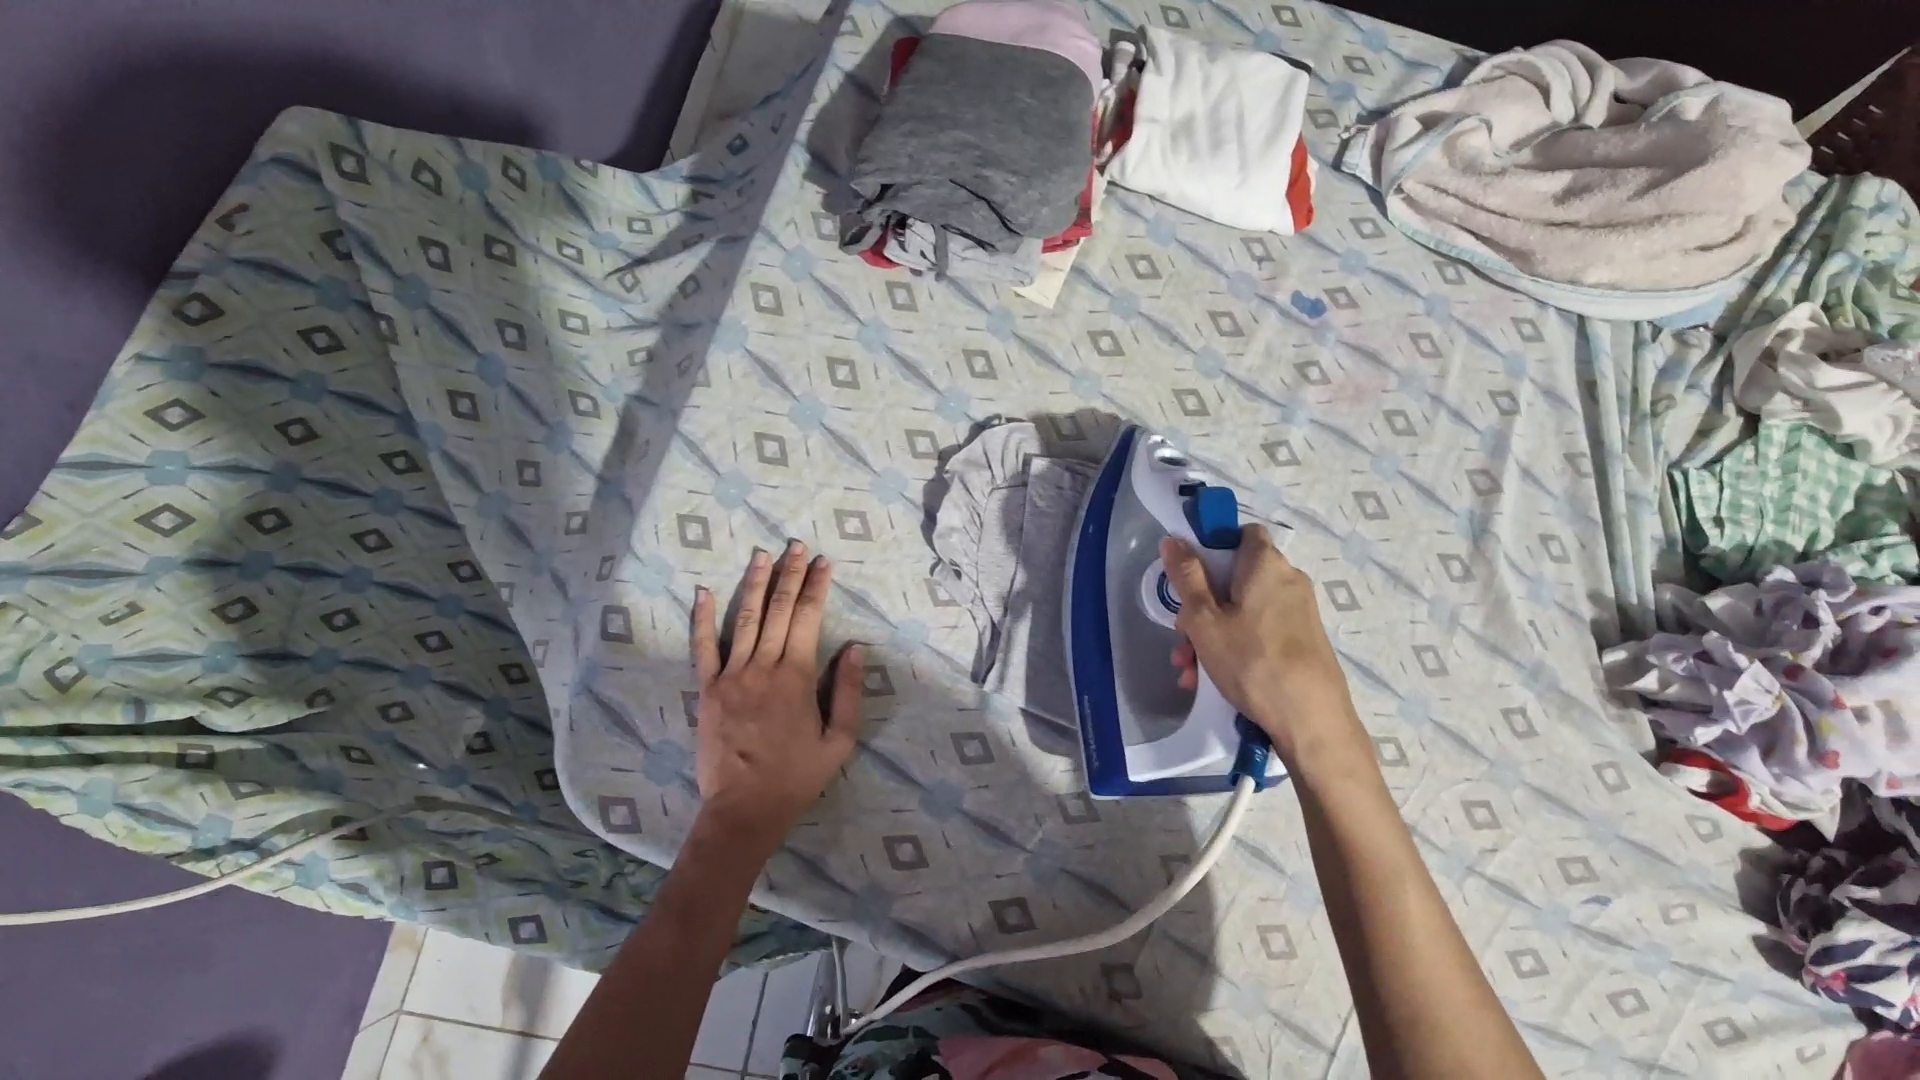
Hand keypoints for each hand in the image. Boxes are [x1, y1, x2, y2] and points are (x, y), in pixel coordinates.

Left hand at [690, 541, 864, 853]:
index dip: (817, 587)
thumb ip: (847, 691)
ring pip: (745, 619)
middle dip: (790, 574)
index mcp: (797, 677)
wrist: (745, 808)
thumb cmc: (797, 777)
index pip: (808, 618)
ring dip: (754, 584)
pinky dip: (702, 618)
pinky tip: (703, 592)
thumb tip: (854, 647)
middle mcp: (764, 667)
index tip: (824, 562)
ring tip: (762, 555)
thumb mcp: (839, 740)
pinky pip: (703, 648)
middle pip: (778, 609)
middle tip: (797, 546)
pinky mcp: (708, 690)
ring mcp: (732, 675)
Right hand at [1161, 525, 1363, 763]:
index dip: (1213, 545)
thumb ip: (1187, 578)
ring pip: (1243, 609)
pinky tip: (1213, 678)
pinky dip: (1236, 645)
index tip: (1188, 572)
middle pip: (1235, 577)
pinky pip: (1259, 630)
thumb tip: (1174, 540)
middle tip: (1181, 638)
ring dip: (1212, 633)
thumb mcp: (1205, 620)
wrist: (1311, 720)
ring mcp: (1298, 611)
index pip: (1241, 532)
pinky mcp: (1302, 639)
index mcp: (1265, 564)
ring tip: (1190, 668)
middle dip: (1201, 605)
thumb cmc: (1252, 661)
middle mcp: (1288, 580)